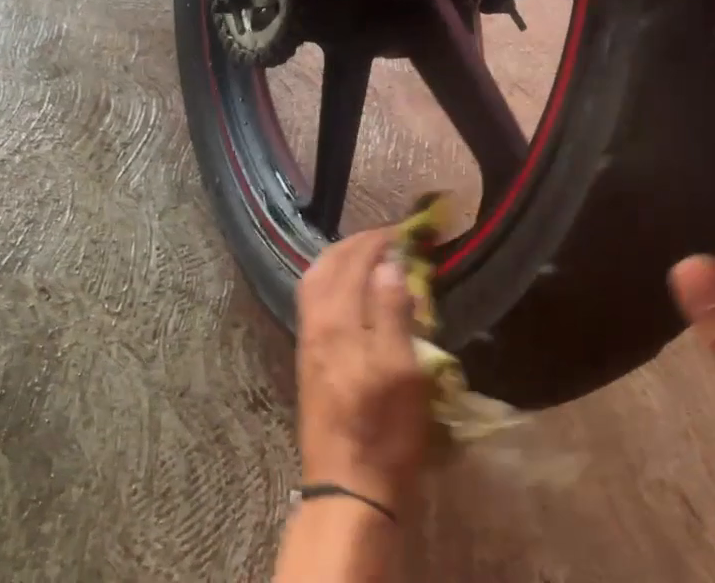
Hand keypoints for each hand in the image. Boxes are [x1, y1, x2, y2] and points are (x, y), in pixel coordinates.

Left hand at [294, 228, 430, 513]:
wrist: (347, 484)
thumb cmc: (384, 430)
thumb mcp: (402, 372)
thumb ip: (392, 313)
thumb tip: (389, 263)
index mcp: (338, 320)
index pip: (355, 261)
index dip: (380, 240)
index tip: (407, 230)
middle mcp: (315, 322)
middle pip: (327, 265)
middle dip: (356, 244)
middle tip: (389, 238)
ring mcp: (307, 341)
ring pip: (314, 282)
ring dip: (340, 259)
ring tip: (369, 257)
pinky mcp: (308, 359)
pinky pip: (313, 301)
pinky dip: (331, 281)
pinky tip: (349, 293)